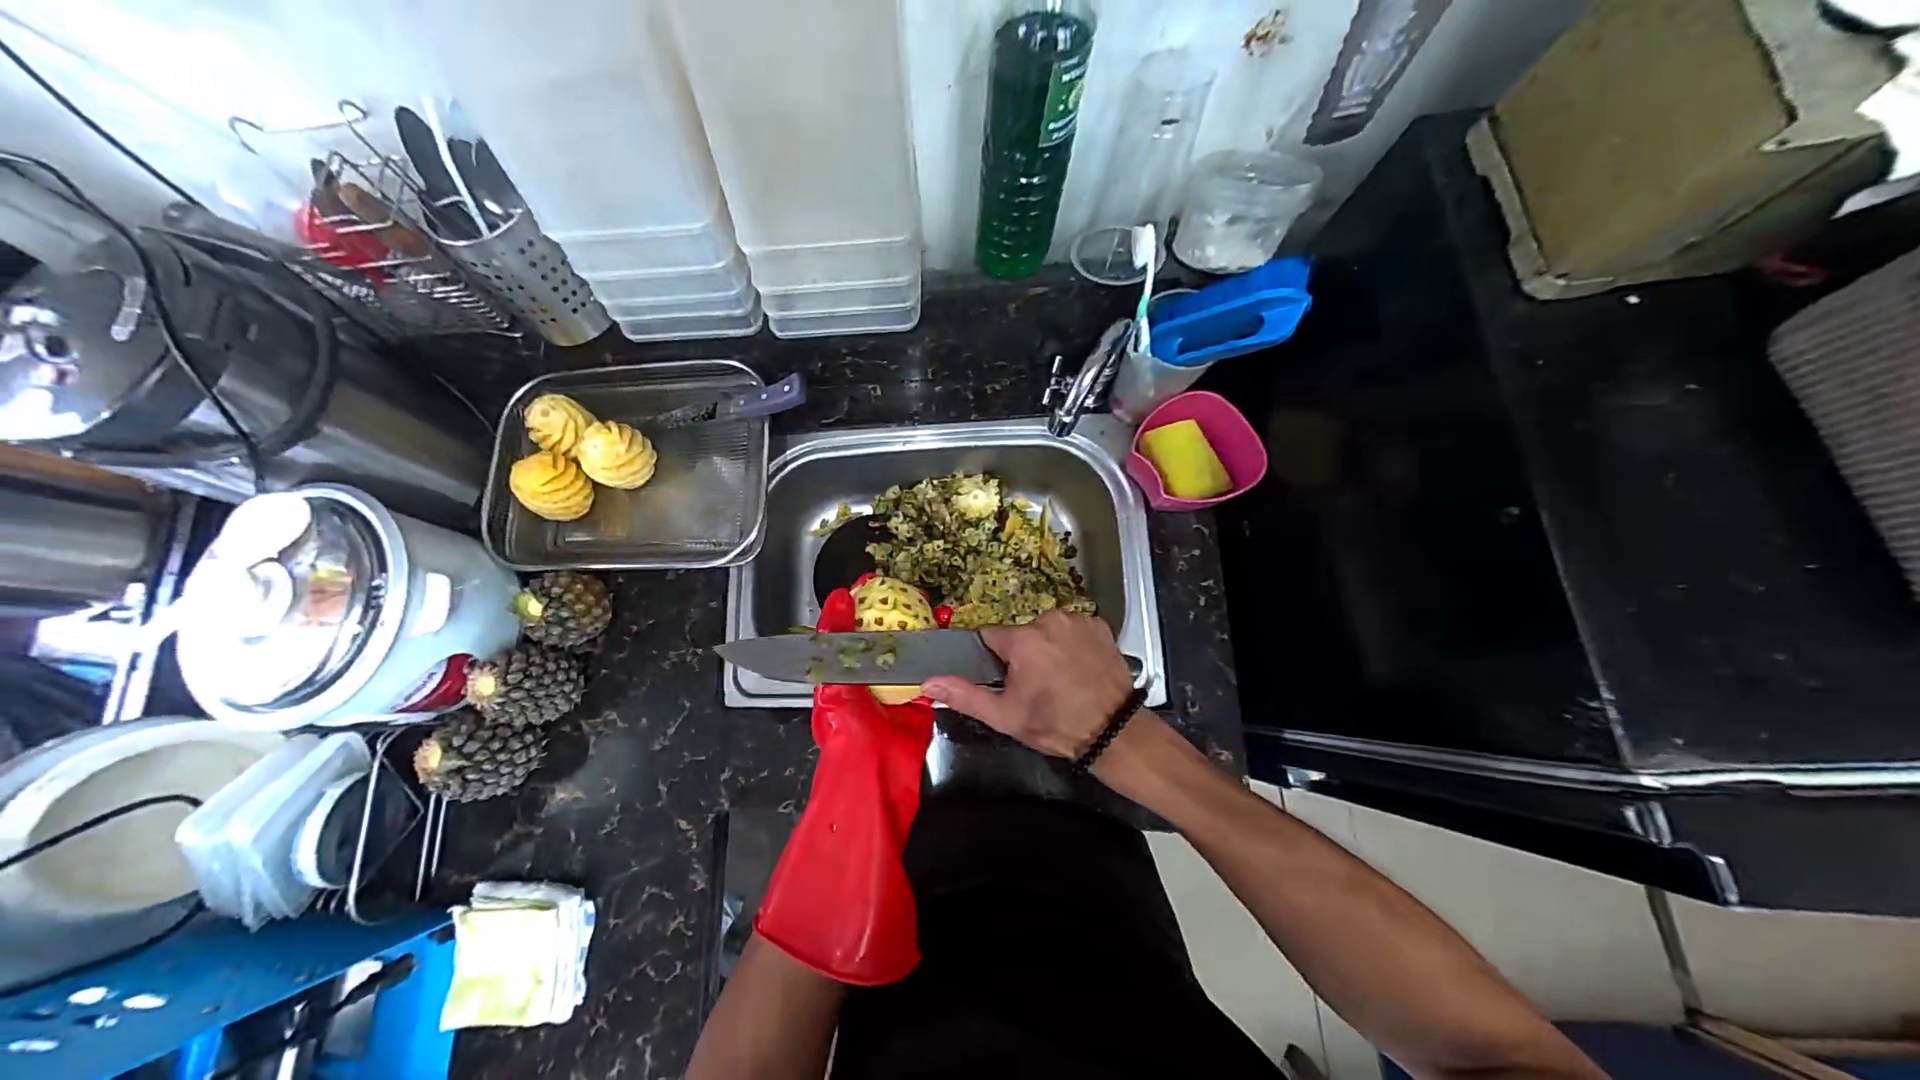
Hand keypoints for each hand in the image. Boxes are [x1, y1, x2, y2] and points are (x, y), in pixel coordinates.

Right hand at [920, 610, 1135, 759]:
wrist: (1113, 731)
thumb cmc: (1055, 725)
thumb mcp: (1005, 716)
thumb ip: (964, 695)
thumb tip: (928, 680)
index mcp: (1023, 639)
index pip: (990, 636)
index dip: (994, 659)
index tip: (1005, 679)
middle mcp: (1050, 619)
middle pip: (1020, 633)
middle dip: (1022, 655)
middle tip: (1036, 686)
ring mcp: (1078, 620)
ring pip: (1047, 630)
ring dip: (1047, 647)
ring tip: (1060, 678)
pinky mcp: (1099, 625)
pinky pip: (1072, 629)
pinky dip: (1072, 644)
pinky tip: (1078, 668)